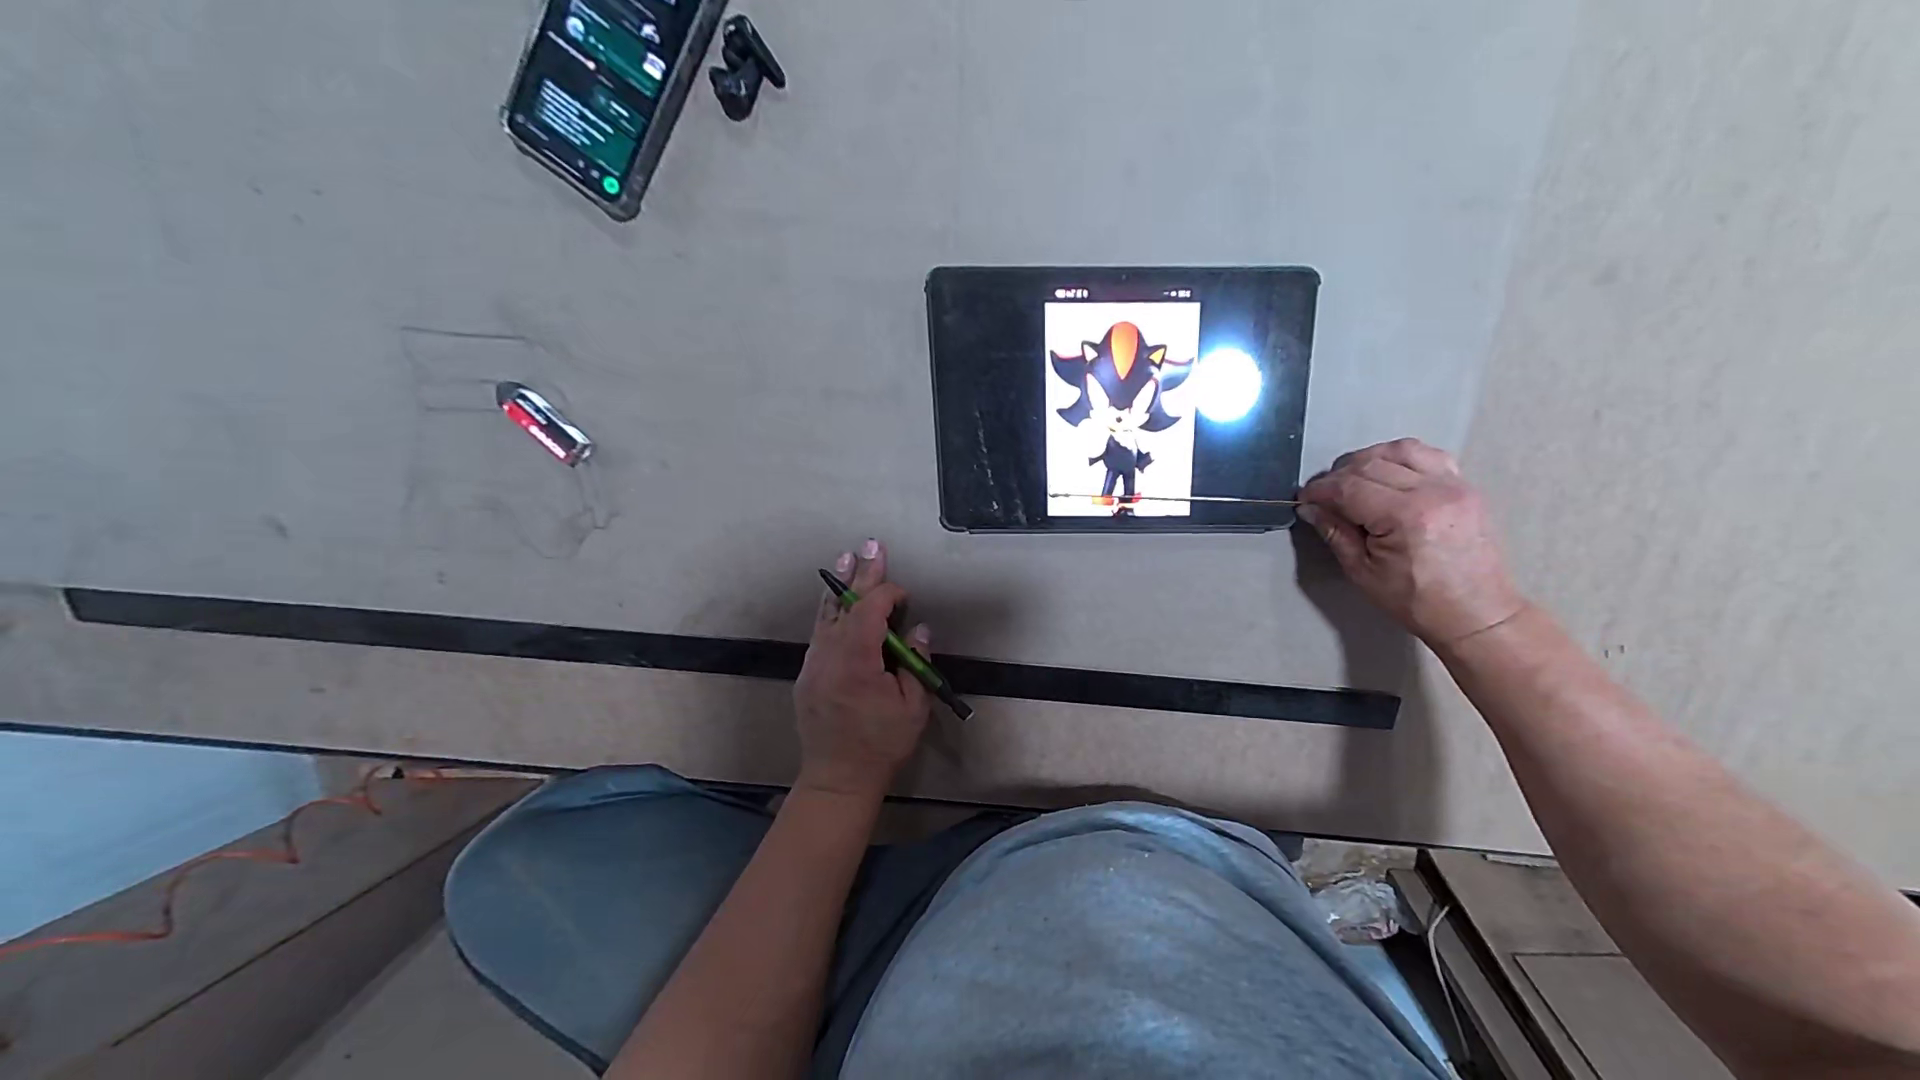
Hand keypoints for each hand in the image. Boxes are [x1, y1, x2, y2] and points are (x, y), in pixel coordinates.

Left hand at [792, 539, 930, 800]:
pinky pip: (820, 634)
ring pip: (826, 616)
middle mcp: (829, 654)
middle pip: (847, 605)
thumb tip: (917, 629)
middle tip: (871, 545)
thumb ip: (915, 663)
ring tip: (846, 559)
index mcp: (857, 661)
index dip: (888, 594)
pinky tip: (837, 602)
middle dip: (862, 574)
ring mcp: (813, 663)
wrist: (838, 777)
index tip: (904, 597)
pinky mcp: (807, 674)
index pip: (871, 611)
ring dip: (841, 588)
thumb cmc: (882, 744)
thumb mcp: (913, 707)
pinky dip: (832, 614)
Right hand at [1298, 438, 1526, 647]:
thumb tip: (1310, 508)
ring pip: (1398, 450)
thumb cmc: (1416, 601)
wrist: (1476, 612)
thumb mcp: (1362, 572)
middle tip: (1322, 496)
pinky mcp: (1465, 486)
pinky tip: (1387, 474)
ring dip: (1367, 460)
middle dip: (1337, 476)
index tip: (1304, 499)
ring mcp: (1454, 485)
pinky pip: (1427, 455)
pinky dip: (1400, 458)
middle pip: (1370, 464)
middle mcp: (1433, 491)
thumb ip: (1335, 532)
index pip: (1349, 487)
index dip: (1319, 490)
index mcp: (1405, 516)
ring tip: (1352, 481)